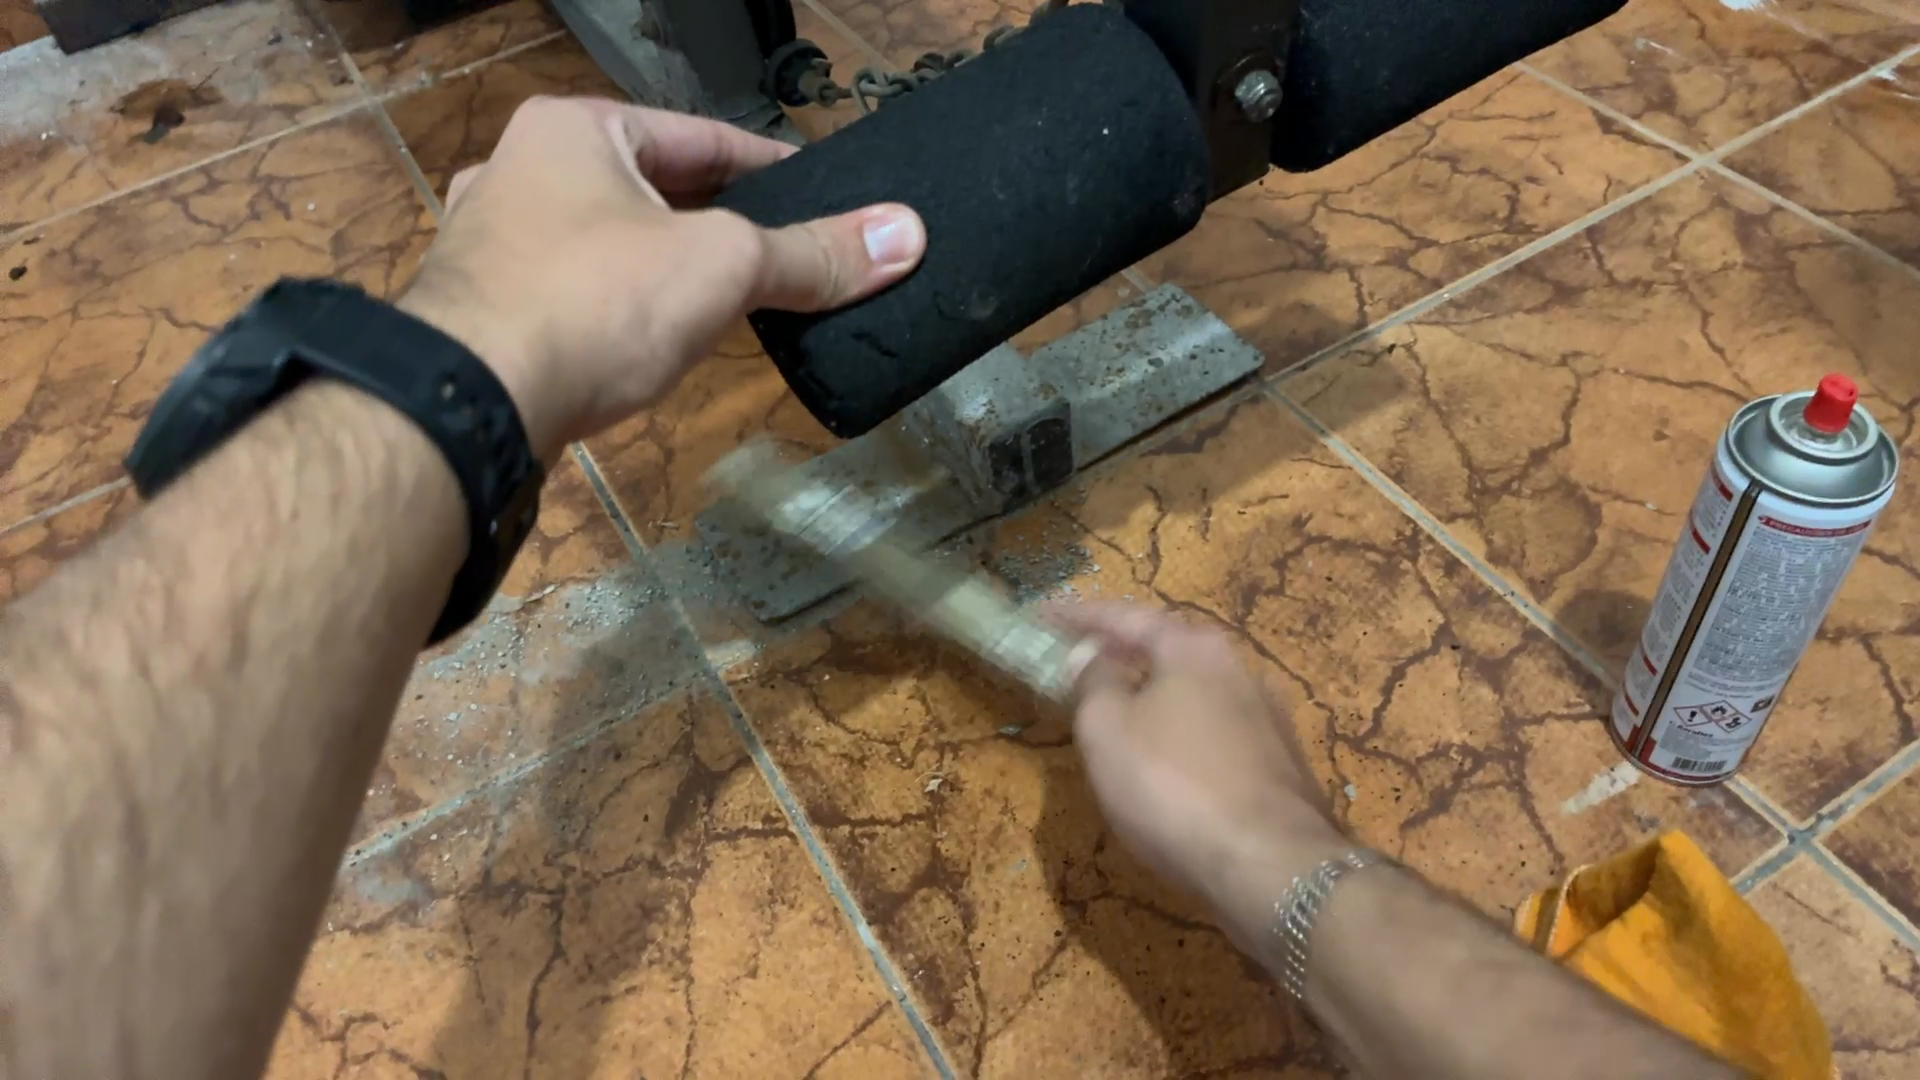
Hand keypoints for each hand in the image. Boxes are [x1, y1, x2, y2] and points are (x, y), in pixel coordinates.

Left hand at [396, 96, 926, 462]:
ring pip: (615, 241)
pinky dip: (629, 304)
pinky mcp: (492, 309)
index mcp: (577, 131)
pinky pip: (584, 290)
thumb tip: (908, 235)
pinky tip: (655, 332)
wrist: (474, 399)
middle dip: (719, 218)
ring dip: (669, 261)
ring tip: (728, 293)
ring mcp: (497, 243)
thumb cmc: (601, 301)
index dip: (769, 162)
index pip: (701, 136)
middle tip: (783, 248)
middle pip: (656, 188)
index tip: (818, 187)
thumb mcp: (723, 265)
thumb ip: (811, 255)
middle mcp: (525, 171)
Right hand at [1051, 602, 1351, 950]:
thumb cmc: (1172, 785)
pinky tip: (1162, 751)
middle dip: (1120, 650)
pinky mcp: (1278, 760)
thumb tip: (1092, 654)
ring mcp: (1265, 714)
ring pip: (1191, 688)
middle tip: (1079, 656)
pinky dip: (1177, 724)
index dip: (1078, 615)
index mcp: (1192, 647)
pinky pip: (1211, 725)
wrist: (1273, 867)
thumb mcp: (1106, 728)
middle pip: (1165, 647)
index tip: (1045, 613)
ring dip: (1150, 690)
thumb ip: (1093, 680)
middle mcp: (1236, 667)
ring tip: (1115, 703)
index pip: (1124, 616)